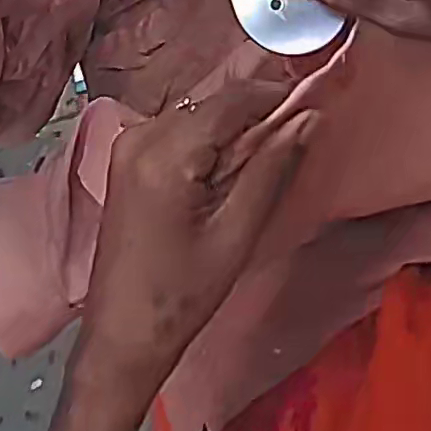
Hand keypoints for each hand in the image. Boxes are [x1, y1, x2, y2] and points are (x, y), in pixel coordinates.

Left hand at [79, 81, 316, 389]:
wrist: (121, 335)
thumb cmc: (182, 295)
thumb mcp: (236, 233)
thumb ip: (272, 167)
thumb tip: (308, 118)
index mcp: (164, 153)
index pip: (230, 101)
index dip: (273, 95)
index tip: (309, 104)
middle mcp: (141, 135)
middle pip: (212, 102)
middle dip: (255, 111)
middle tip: (291, 133)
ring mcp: (129, 142)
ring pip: (197, 111)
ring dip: (233, 124)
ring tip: (263, 152)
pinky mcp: (127, 154)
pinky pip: (179, 126)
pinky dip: (208, 136)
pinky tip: (225, 164)